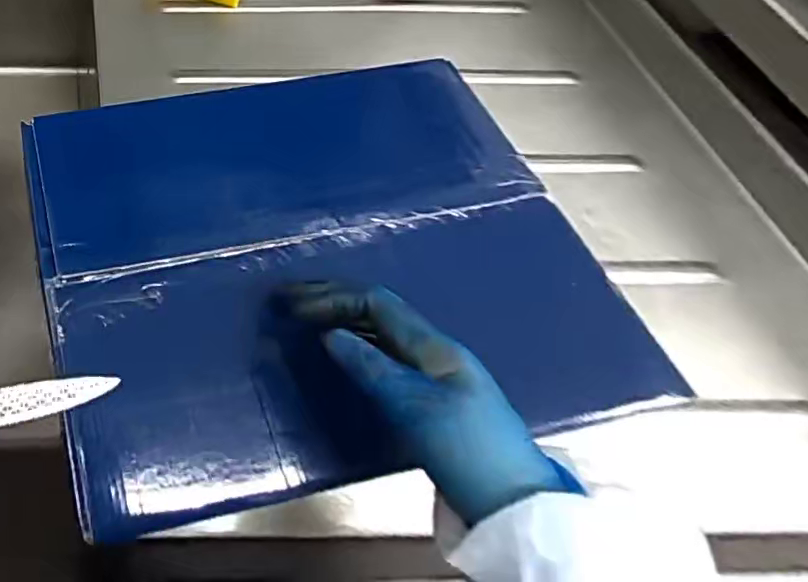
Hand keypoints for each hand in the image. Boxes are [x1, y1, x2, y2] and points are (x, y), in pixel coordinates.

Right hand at [281, 283, 571, 525]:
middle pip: (377, 311)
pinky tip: (339, 353)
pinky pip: (383, 355)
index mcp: (434, 345)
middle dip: (332, 299)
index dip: (332, 298)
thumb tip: (328, 334)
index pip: (375, 302)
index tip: (295, 305)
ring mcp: (435, 374)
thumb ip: (370, 366)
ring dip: (342, 320)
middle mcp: (434, 351)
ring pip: (379, 332)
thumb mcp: (414, 407)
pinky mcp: (431, 399)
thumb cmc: (466, 451)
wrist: (516, 509)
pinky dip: (355, 345)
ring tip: (306, 320)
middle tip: (290, 298)